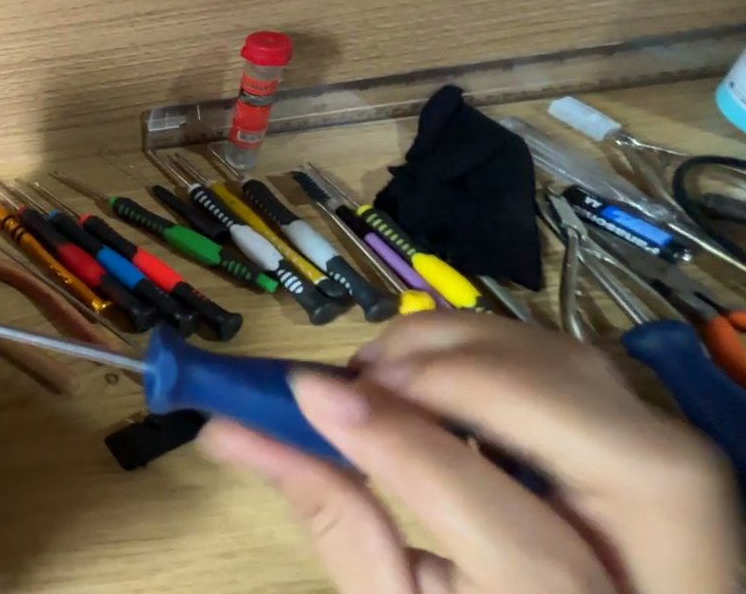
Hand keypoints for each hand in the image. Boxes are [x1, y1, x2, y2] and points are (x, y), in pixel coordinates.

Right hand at [199, 312, 740, 592]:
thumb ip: (327, 516)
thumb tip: (226, 427)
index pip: (526, 551)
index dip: (410, 452)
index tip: (308, 389)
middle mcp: (680, 585)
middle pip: (641, 465)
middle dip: (488, 385)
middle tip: (371, 368)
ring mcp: (694, 523)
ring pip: (620, 398)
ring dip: (485, 351)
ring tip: (387, 362)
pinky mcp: (661, 467)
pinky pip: (595, 378)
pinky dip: (503, 349)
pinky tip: (433, 368)